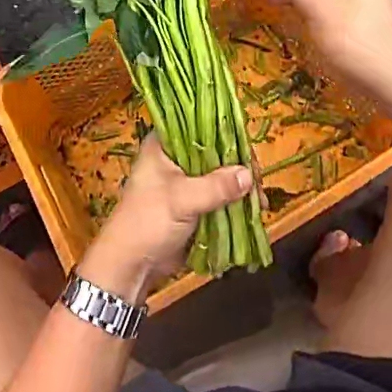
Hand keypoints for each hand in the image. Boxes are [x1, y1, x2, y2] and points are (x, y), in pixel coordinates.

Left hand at [76, 135, 252, 302]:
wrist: (132, 264)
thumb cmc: (148, 221)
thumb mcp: (181, 199)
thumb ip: (215, 186)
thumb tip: (249, 175)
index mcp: (164, 144)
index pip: (201, 127)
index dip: (227, 136)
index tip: (249, 154)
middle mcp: (175, 157)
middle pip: (215, 153)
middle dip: (239, 168)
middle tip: (258, 185)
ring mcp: (185, 181)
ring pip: (220, 176)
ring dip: (240, 188)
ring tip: (260, 203)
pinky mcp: (193, 203)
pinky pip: (220, 197)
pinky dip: (235, 202)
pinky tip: (253, 211)